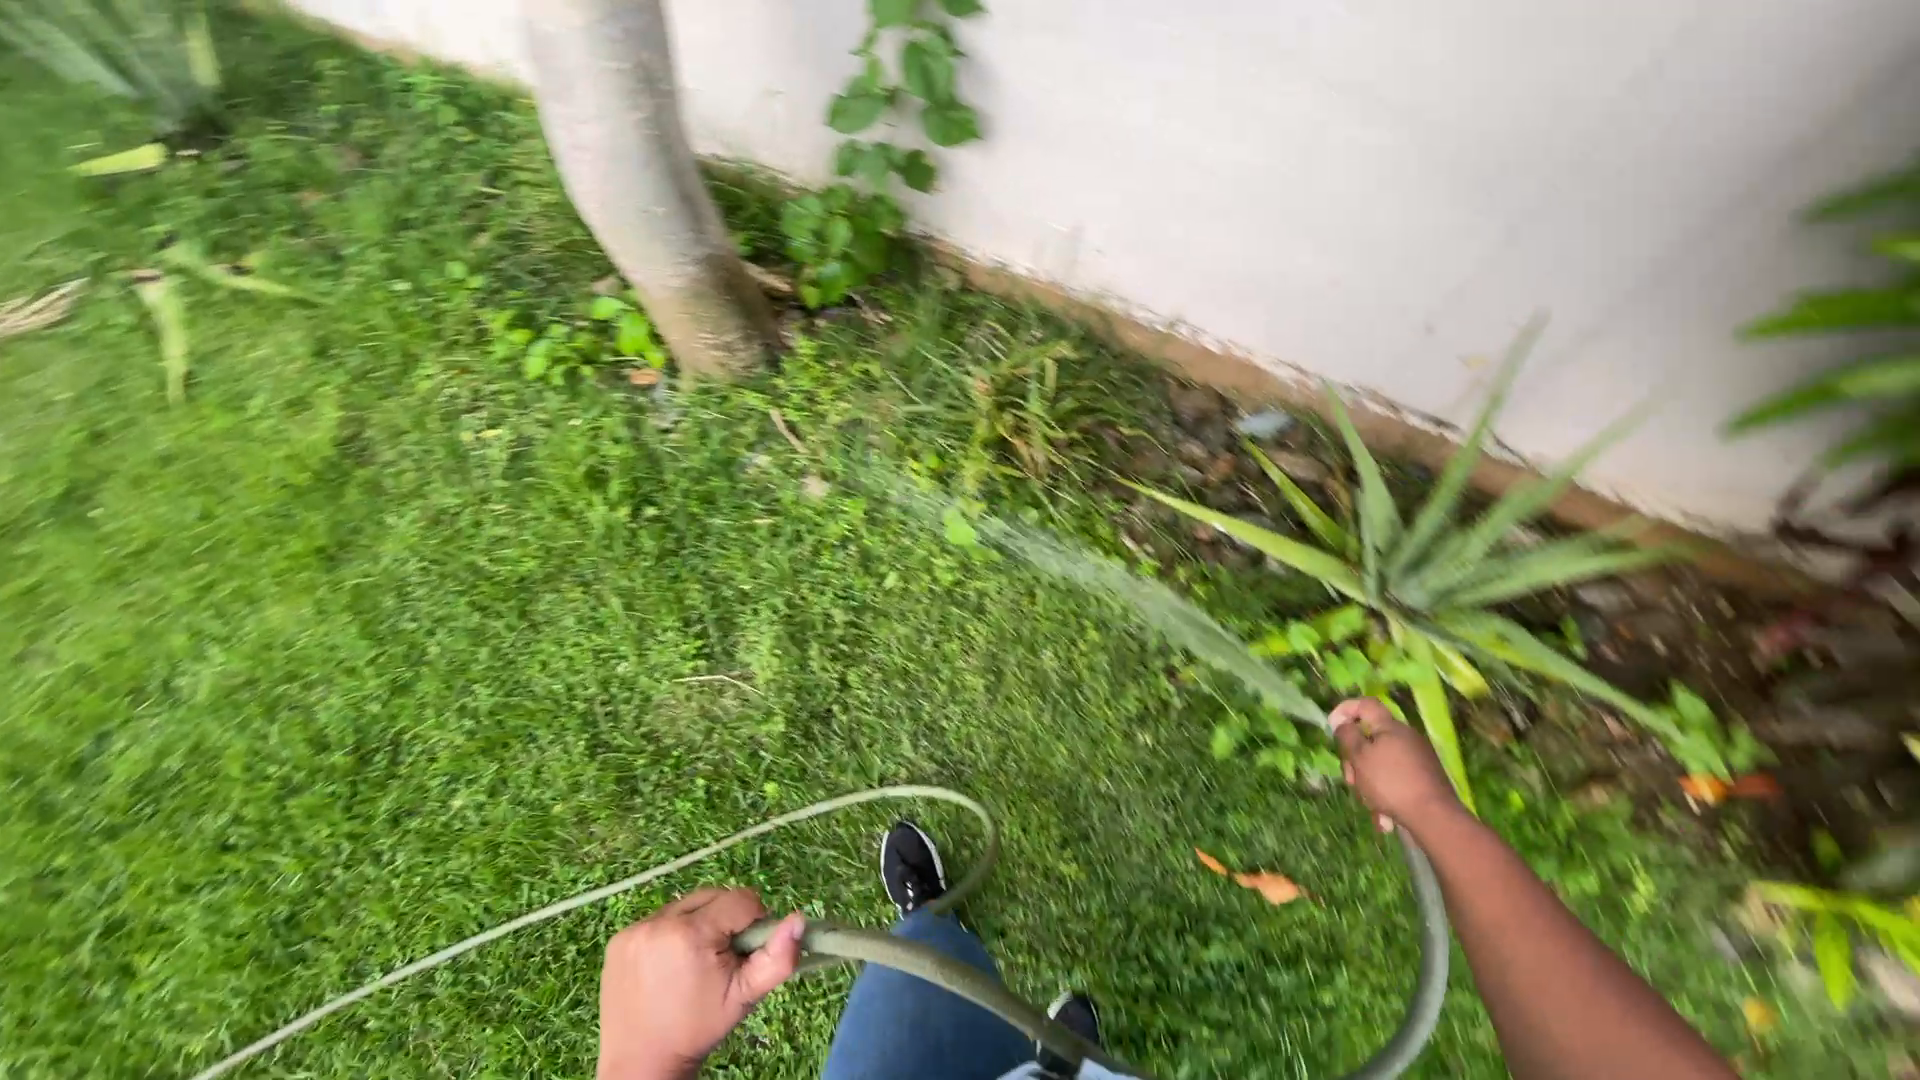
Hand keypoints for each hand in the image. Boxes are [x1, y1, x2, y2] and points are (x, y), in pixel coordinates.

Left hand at [597, 888, 805, 1079]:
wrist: (641, 1064)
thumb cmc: (699, 1028)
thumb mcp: (745, 996)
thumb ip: (778, 957)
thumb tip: (799, 918)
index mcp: (692, 933)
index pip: (741, 900)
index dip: (753, 922)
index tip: (745, 952)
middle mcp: (659, 922)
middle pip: (713, 896)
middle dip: (726, 919)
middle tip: (724, 957)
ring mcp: (635, 929)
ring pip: (687, 905)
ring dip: (700, 923)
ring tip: (697, 959)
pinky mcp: (619, 938)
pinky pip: (660, 919)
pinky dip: (673, 932)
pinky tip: (671, 963)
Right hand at [1330, 697, 1462, 832]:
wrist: (1435, 818)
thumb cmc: (1391, 782)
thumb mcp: (1359, 757)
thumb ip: (1346, 735)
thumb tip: (1342, 722)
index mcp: (1391, 727)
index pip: (1365, 704)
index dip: (1345, 709)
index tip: (1332, 727)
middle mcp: (1405, 738)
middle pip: (1369, 739)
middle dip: (1354, 759)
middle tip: (1351, 779)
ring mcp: (1416, 759)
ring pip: (1378, 763)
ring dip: (1368, 782)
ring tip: (1370, 805)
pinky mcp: (1422, 779)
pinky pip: (1393, 780)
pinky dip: (1384, 794)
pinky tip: (1384, 817)